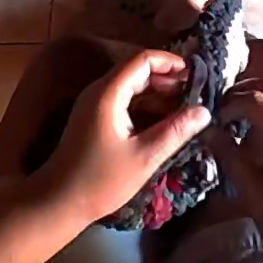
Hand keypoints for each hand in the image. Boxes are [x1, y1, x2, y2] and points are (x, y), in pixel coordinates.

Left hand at [37, 50, 210, 222]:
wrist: (57, 203)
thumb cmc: (100, 181)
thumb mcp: (144, 156)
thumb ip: (175, 130)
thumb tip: (204, 111)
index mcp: (109, 93)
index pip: (142, 60)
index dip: (170, 62)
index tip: (195, 74)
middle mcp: (100, 91)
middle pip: (138, 70)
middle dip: (168, 79)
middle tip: (195, 93)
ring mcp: (95, 104)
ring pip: (132, 86)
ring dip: (158, 93)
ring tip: (186, 107)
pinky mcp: (95, 118)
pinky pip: (125, 100)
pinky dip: (146, 104)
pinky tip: (165, 120)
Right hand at [208, 78, 262, 262]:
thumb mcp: (253, 192)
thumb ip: (230, 156)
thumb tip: (206, 131)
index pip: (256, 100)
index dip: (230, 103)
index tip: (213, 119)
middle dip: (244, 90)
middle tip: (222, 108)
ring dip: (257, 95)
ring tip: (234, 115)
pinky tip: (252, 128)